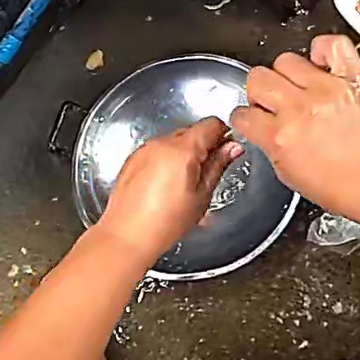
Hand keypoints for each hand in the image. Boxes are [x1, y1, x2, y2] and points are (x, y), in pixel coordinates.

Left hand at [96, 118, 242, 259]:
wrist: (126, 235)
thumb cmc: (164, 222)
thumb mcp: (202, 196)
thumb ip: (218, 165)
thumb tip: (232, 148)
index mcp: (182, 149)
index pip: (211, 124)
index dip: (224, 135)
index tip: (227, 149)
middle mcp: (161, 143)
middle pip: (192, 131)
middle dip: (204, 146)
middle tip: (209, 172)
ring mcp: (145, 149)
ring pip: (174, 140)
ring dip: (185, 153)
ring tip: (186, 183)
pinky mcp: (134, 158)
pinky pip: (158, 150)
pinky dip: (167, 160)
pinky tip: (167, 184)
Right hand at [230, 35, 359, 219]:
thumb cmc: (345, 188)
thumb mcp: (289, 175)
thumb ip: (270, 145)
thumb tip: (262, 127)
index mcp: (280, 137)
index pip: (242, 114)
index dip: (244, 117)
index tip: (252, 118)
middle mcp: (300, 109)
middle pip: (257, 78)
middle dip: (260, 92)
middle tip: (273, 102)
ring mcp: (327, 90)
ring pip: (285, 60)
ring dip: (287, 74)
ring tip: (299, 87)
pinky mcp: (353, 79)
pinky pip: (332, 44)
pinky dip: (323, 49)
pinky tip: (321, 65)